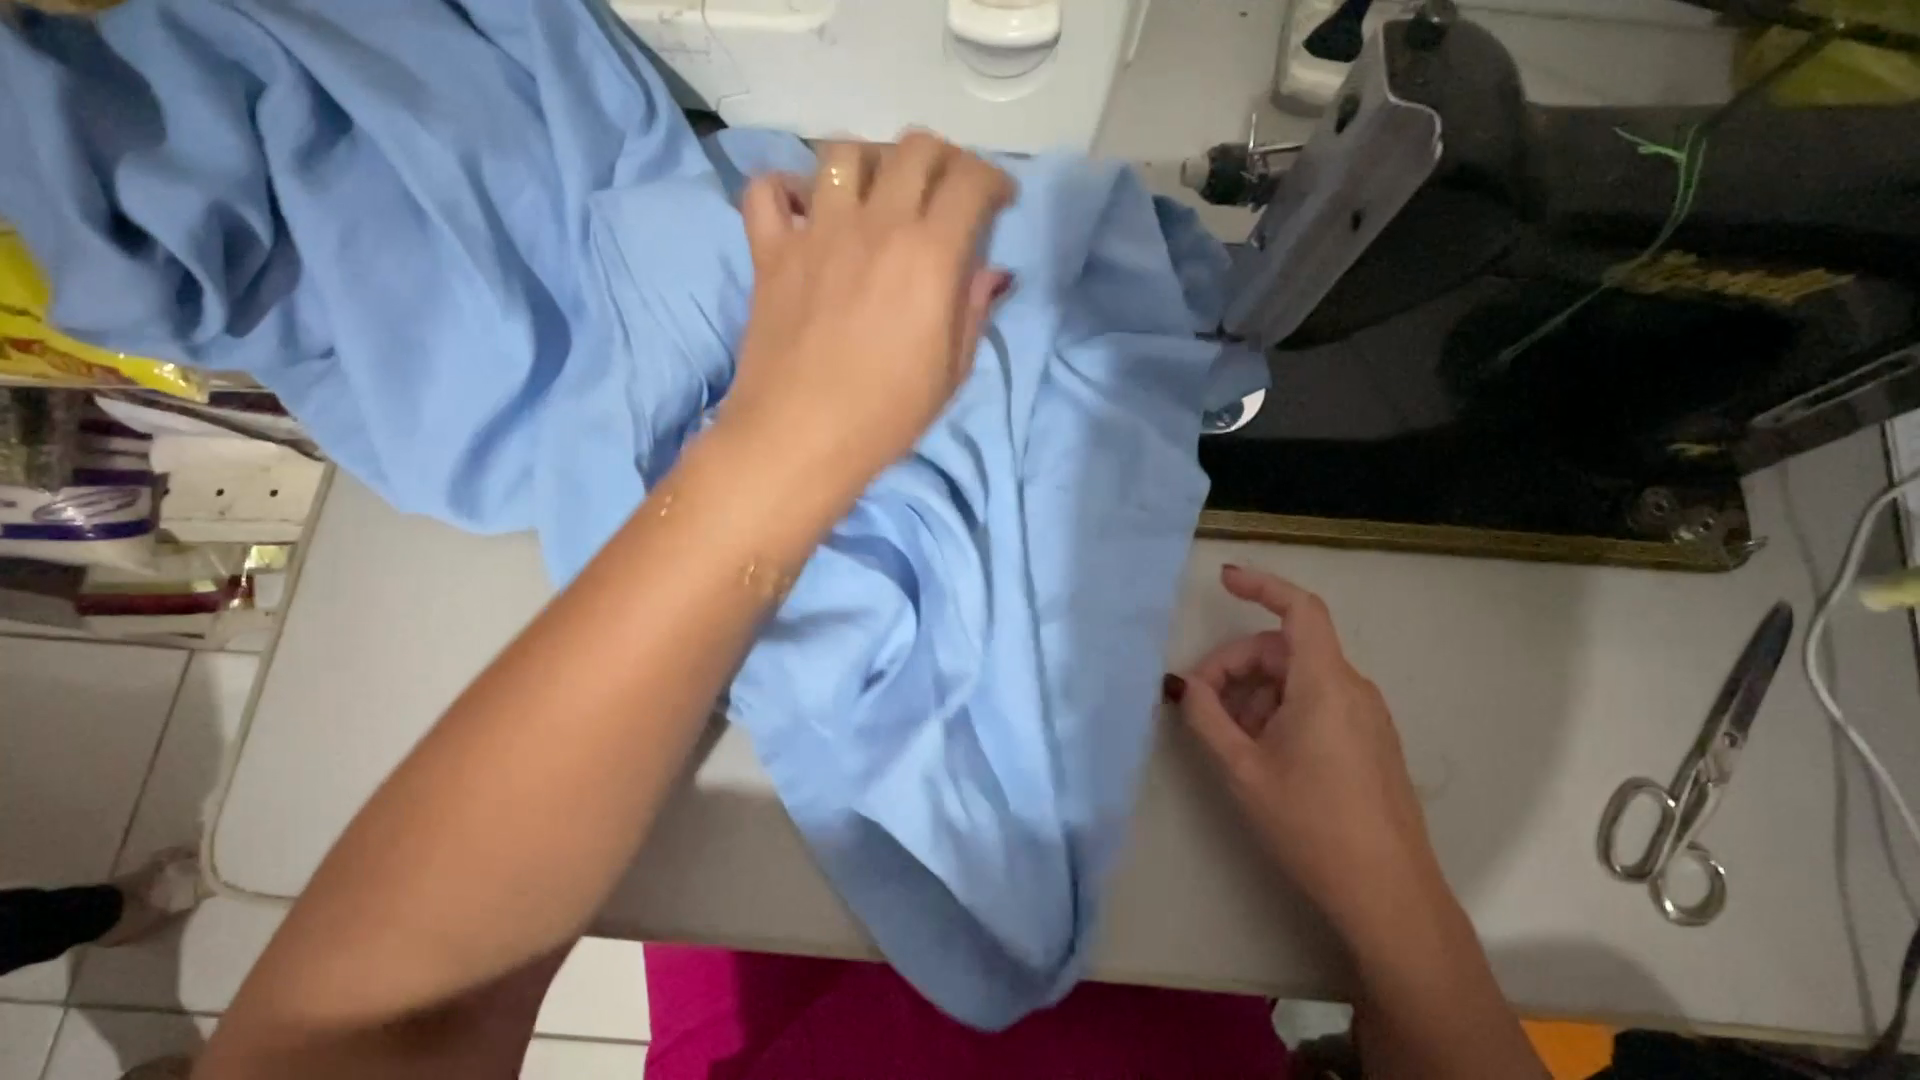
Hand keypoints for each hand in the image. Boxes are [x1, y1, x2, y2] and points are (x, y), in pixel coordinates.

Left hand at [720, 132, 1015, 491]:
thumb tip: (988, 272)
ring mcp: (816, 232)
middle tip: (946, 190)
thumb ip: (972, 310)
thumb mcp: (952, 372)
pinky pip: (766, 189)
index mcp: (929, 255)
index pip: (970, 181)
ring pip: (844, 152)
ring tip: (878, 192)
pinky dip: (785, 187)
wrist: (799, 437)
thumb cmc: (886, 416)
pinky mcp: (770, 250)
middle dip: (943, 159)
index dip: (994, 180)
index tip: (998, 202)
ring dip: (871, 161)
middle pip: (915, 148)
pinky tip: (802, 210)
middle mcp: (876, 225)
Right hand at [1171, 564, 1443, 932]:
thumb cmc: (1311, 824)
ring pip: (1300, 679)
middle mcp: (1353, 689)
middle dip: (1237, 665)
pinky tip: (1260, 751)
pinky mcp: (1371, 742)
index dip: (1261, 586)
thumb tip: (1184, 686)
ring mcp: (1367, 716)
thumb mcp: (1243, 769)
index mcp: (1325, 684)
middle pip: (1286, 649)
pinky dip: (1280, 710)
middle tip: (1199, 703)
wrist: (1388, 892)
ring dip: (1256, 693)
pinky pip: (1319, 703)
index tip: (1223, 579)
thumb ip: (1207, 718)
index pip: (1298, 610)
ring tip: (1227, 737)